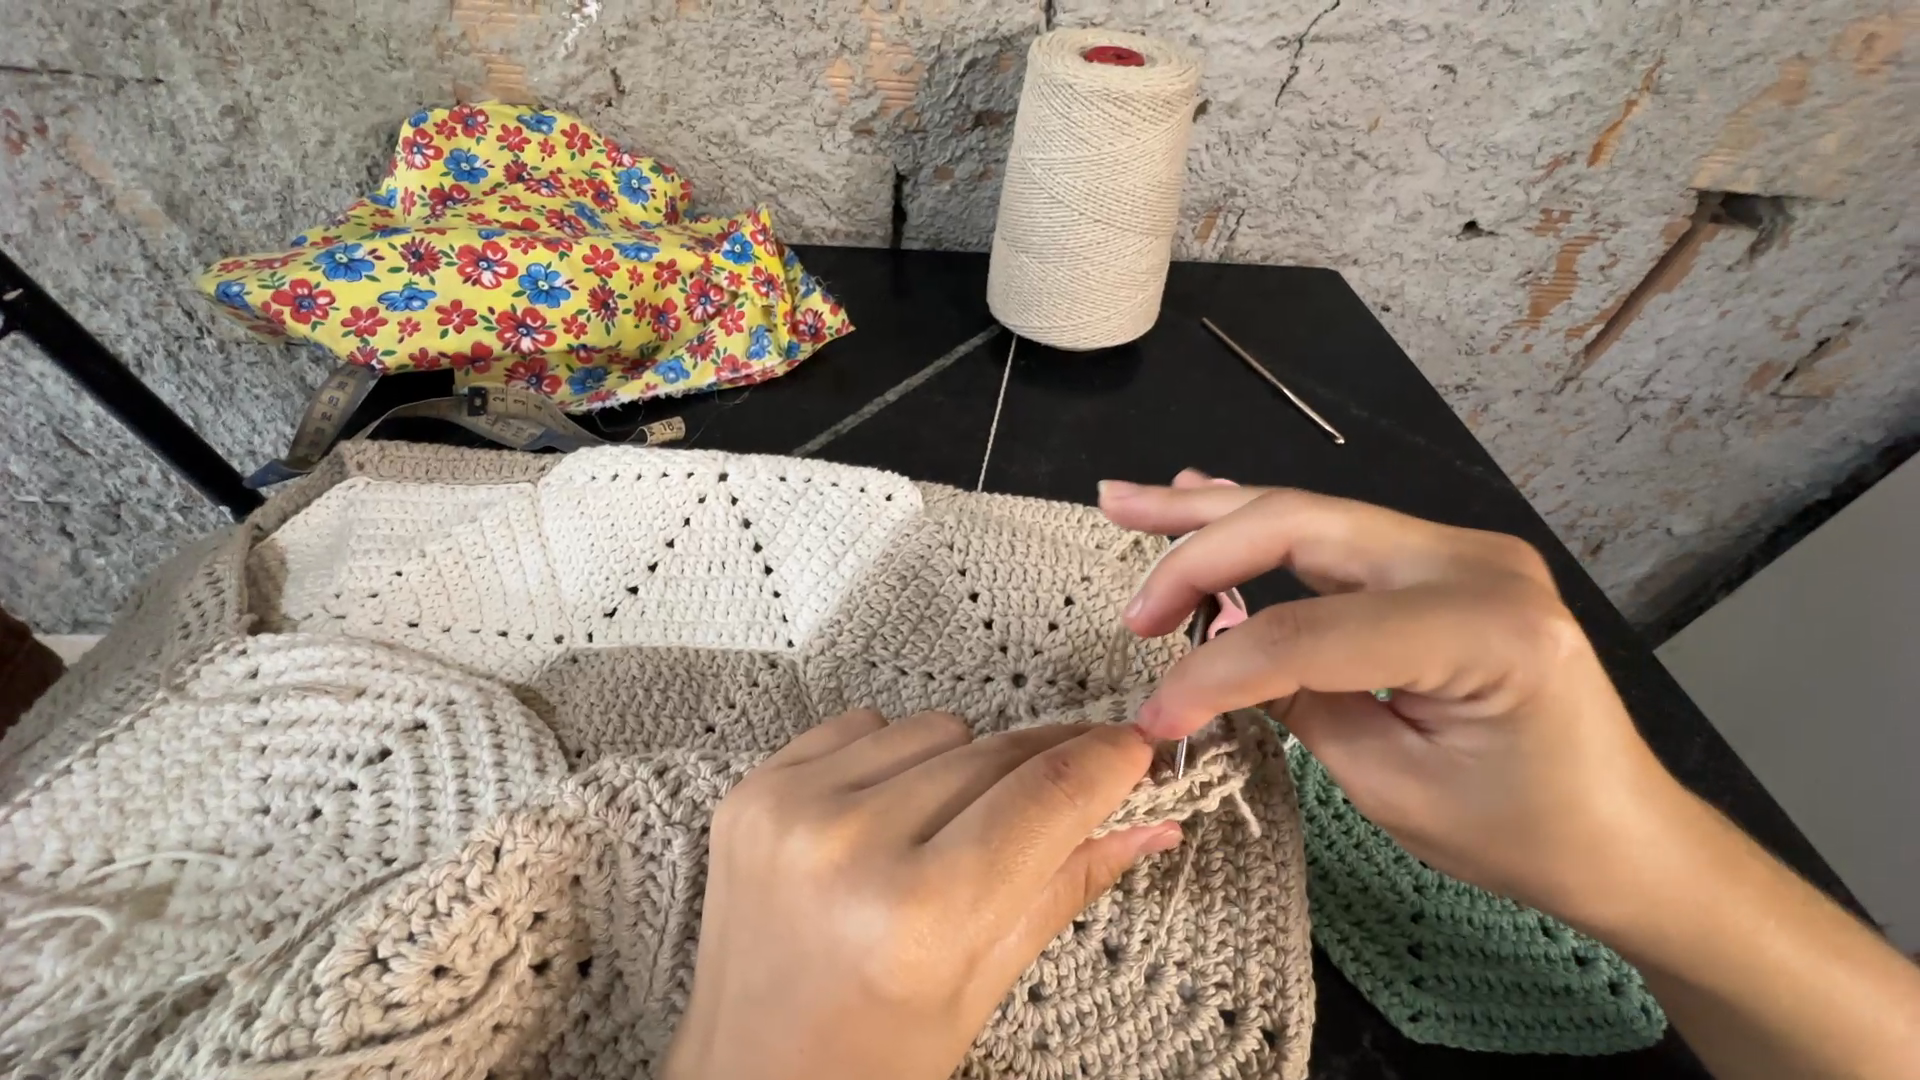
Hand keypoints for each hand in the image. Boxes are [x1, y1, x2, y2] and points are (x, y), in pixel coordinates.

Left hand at [664, 711, 1181, 1079]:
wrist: (745, 1078)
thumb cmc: (873, 1060)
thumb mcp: (984, 986)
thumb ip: (1068, 884)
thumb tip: (1149, 822)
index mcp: (919, 916)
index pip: (1044, 798)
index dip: (1103, 761)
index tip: (1134, 746)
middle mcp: (848, 845)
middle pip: (994, 753)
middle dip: (1044, 764)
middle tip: (1064, 785)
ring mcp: (790, 807)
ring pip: (935, 728)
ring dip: (963, 764)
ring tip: (945, 830)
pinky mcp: (754, 787)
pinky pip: (863, 725)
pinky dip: (895, 756)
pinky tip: (884, 815)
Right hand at [1099, 470, 1678, 917]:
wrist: (1624, 833)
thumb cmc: (1523, 832)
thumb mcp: (1391, 784)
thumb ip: (1293, 703)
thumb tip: (1204, 664)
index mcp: (1482, 628)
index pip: (1304, 634)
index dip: (1213, 672)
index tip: (1156, 713)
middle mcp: (1469, 560)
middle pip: (1295, 528)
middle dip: (1195, 557)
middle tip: (1130, 603)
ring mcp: (1452, 548)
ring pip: (1301, 512)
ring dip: (1206, 512)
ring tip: (1126, 500)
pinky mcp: (1431, 557)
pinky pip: (1327, 530)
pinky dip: (1254, 520)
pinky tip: (1199, 493)